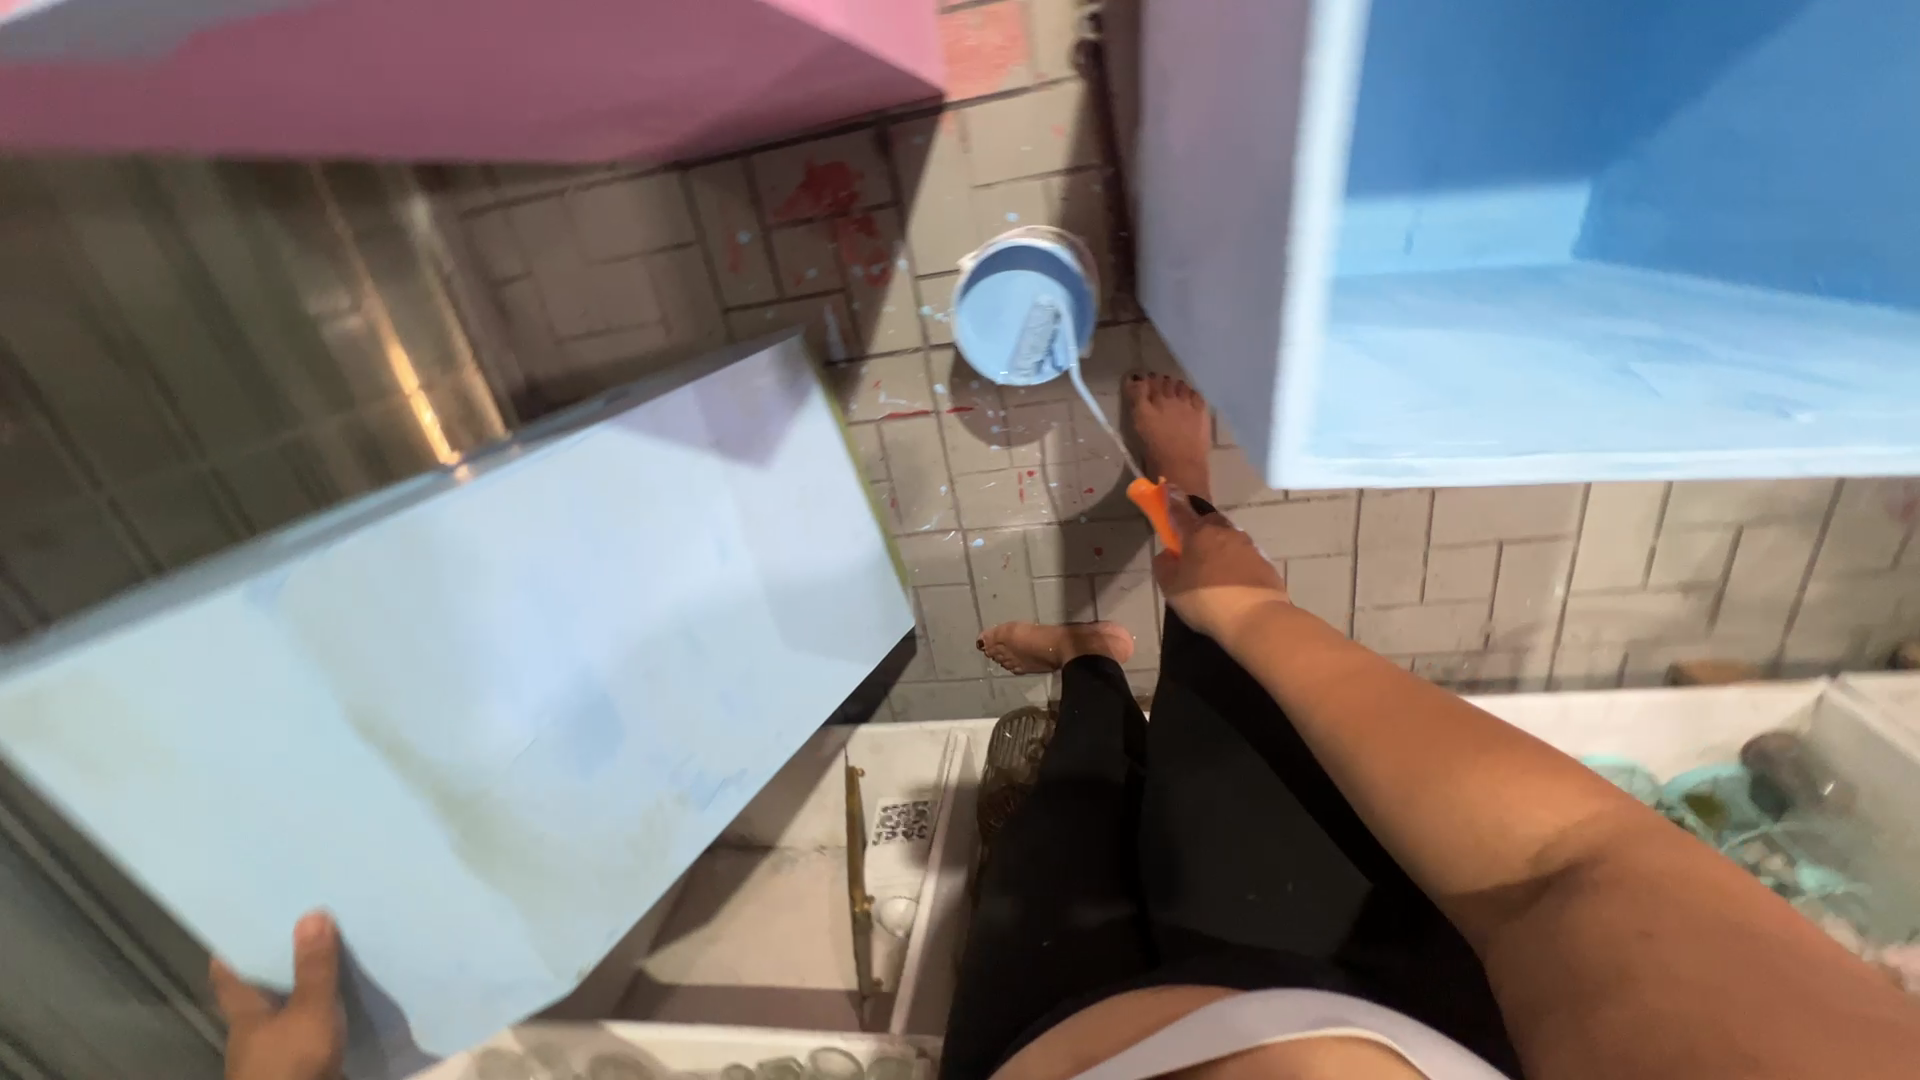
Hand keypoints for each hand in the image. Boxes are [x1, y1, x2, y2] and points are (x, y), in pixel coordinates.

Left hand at [212, 911, 345, 1079]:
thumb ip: (314, 967)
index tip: (240, 924)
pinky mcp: (299, 1060)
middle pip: (258, 990)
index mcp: (245, 1015)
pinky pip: (307, 1022)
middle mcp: (254, 1029)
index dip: (231, 951)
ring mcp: (274, 1048)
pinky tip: (341, 995)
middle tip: (299, 925)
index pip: (229, 978)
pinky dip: (320, 1005)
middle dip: (275, 961)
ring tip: (328, 952)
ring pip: (285, 1005)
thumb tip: (310, 913)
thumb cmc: (291, 1062)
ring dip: (301, 982)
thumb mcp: (309, 1009)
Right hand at [1151, 490, 1291, 642]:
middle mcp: (1224, 532)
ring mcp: (1248, 546)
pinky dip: (1233, 562)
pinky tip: (1230, 580)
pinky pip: (1242, 555)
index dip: (1170, 499)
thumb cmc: (1206, 600)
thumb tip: (1167, 555)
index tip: (1167, 487)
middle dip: (1197, 525)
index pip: (1179, 510)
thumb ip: (1164, 567)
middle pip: (1207, 521)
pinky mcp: (1264, 562)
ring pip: (1226, 538)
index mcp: (1198, 534)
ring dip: (1217, 545)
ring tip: (1211, 567)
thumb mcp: (1171, 588)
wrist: (1257, 618)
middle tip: (1189, 542)